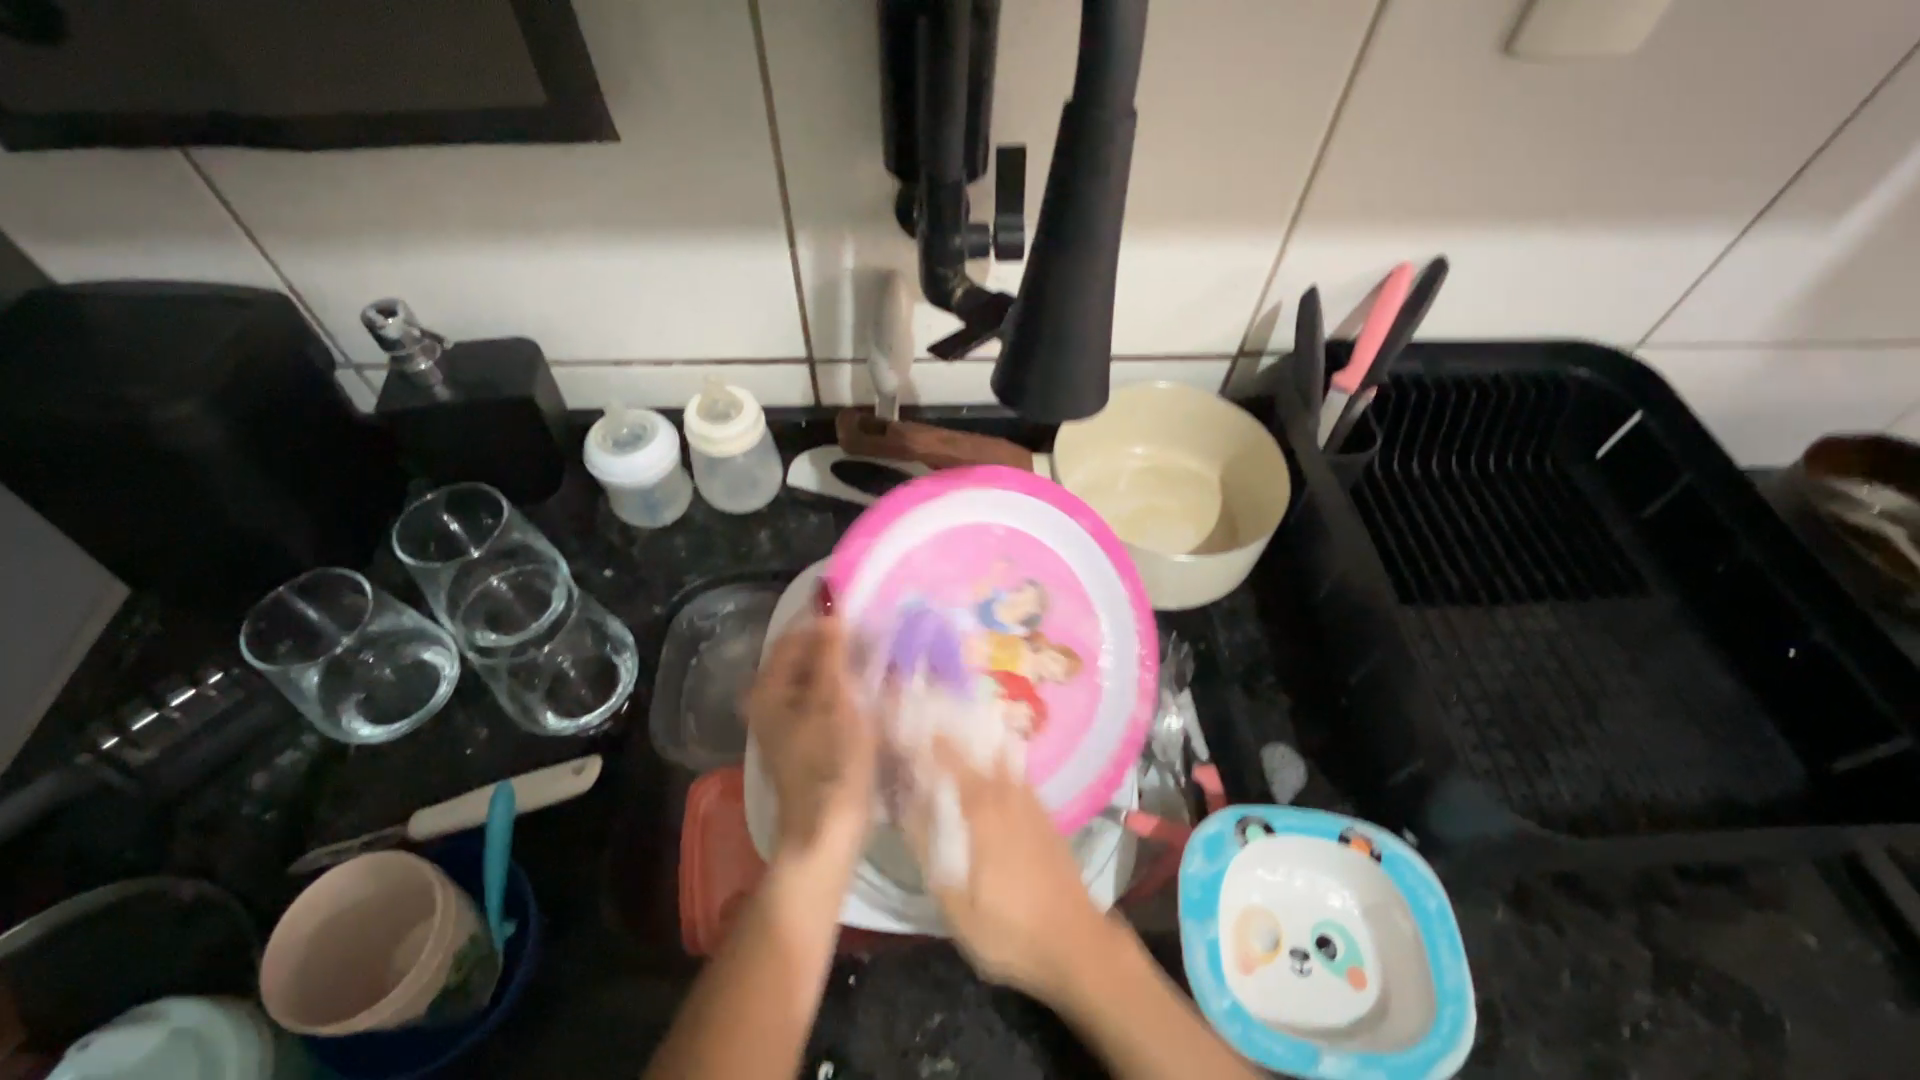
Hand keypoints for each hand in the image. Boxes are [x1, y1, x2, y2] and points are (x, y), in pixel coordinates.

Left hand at [745, 617, 876, 871]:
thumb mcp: (834, 700)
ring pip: (818, 680)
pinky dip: (846, 691)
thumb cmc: (830, 763)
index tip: (863, 612)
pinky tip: (873, 691)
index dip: (826, 621)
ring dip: (846, 668)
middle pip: (806, 658)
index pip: (795, 636)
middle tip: (878, 635)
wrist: (827, 831)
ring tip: (881, 659)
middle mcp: (769, 702)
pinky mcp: (806, 741)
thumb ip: (831, 651)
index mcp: (768, 689)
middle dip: (839, 645)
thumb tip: (830, 606)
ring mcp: (787, 723)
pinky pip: (825, 701)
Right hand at [906, 737, 1109, 1002]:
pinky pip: (1023, 786)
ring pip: (1009, 771)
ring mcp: (1036, 815)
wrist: (1078, 948)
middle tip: (939, 725)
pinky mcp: (1050, 828)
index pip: (959, 771)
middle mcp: (1013, 807)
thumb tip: (909, 815)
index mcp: (987, 821)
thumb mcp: (958, 907)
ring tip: (967, 737)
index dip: (939, 748)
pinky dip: (1007, 771)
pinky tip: (1001, 777)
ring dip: (987, 751)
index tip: (920, 727)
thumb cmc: (1011, 933)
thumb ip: (932, 857)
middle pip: (986, 762)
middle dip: (962, 742)